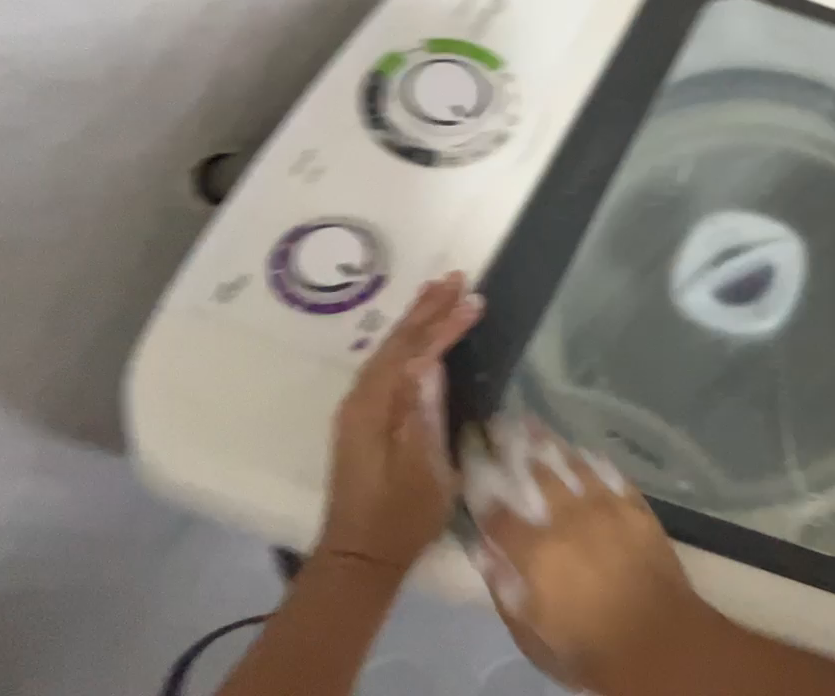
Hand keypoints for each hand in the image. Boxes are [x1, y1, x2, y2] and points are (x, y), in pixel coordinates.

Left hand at [318, 273, 481, 575]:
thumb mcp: (422, 469)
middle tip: (456, 277)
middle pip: (396, 343)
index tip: (476, 300)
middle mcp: (361, 401)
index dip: (445, 325)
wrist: (359, 557)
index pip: (415, 353)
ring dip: (415, 319)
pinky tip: (416, 335)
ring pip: (389, 351)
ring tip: (438, 291)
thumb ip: (423, 415)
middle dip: (427, 309)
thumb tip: (429, 364)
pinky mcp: (363, 420)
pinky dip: (405, 340)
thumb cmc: (401, 516)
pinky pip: (386, 364)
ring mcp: (358, 410)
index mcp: (376, 409)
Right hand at [461, 418, 721, 691]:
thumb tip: (483, 550)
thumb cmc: (586, 648)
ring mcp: (606, 506)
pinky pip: (609, 472)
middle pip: (535, 473)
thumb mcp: (531, 635)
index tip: (468, 455)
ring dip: (549, 442)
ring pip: (572, 464)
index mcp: (535, 551)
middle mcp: (568, 518)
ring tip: (531, 421)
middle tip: (498, 422)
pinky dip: (591, 459)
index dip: (479, 480)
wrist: (657, 637)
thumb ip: (504, 589)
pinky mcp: (635, 504)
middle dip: (513, 446)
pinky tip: (581, 448)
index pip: (497, 510)